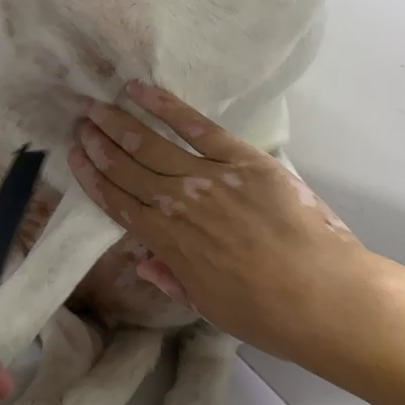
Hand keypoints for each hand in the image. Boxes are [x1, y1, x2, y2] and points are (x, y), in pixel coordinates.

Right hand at [67, 81, 379, 359]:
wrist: (331, 301)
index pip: (115, 200)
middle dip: (97, 142)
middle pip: (124, 166)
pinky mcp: (240, 159)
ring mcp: (205, 177)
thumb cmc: (272, 315)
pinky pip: (194, 126)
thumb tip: (143, 264)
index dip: (91, 176)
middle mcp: (174, 203)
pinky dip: (164, 105)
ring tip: (95, 104)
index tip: (73, 155)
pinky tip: (139, 90)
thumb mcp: (211, 307)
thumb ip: (173, 281)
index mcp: (164, 240)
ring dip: (117, 121)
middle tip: (80, 121)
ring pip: (148, 143)